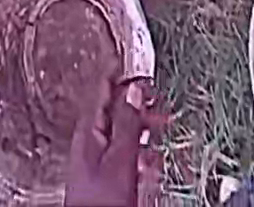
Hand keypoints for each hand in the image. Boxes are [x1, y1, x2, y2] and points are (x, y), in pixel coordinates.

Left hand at [65, 77, 164, 206]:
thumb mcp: (120, 157)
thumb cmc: (102, 203)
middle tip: (159, 96)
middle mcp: (91, 142)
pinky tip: (153, 161)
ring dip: (145, 128)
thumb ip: (127, 121)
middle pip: (115, 110)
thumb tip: (134, 87)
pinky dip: (142, 153)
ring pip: (124, 133)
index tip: (135, 61)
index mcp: (89, 130)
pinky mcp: (107, 181)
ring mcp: (98, 162)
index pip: (102, 89)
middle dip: (139, 102)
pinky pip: (126, 156)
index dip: (119, 72)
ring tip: (164, 127)